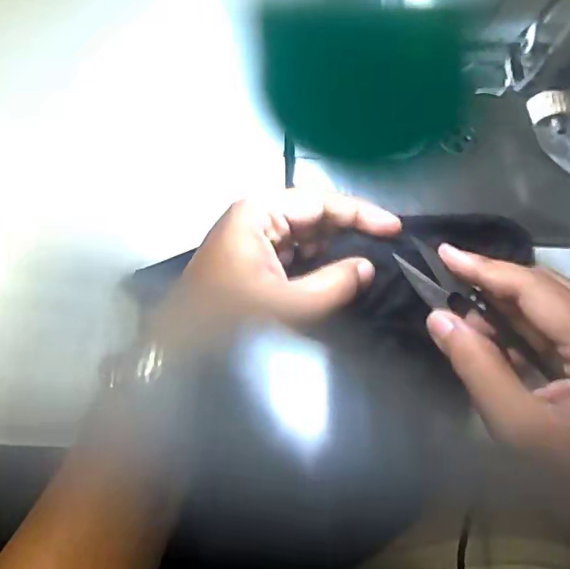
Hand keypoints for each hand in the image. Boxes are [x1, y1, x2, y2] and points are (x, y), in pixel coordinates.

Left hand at [157, 190, 400, 341]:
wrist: (174, 366)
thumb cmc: (229, 327)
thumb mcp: (289, 306)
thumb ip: (334, 282)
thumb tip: (367, 267)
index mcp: (257, 213)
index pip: (320, 202)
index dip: (361, 213)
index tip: (395, 227)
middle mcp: (253, 218)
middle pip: (313, 213)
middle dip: (349, 227)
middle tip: (388, 240)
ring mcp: (250, 240)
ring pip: (305, 233)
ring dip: (336, 244)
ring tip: (372, 253)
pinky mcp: (250, 262)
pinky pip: (293, 252)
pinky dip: (318, 260)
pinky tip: (342, 269)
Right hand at [425, 244, 569, 481]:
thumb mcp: (522, 434)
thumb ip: (479, 370)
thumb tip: (440, 317)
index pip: (539, 291)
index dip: (488, 269)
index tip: (446, 252)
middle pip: (555, 291)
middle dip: (501, 281)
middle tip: (452, 276)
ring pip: (565, 307)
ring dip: (517, 303)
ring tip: (469, 301)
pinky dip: (537, 328)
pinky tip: (504, 332)